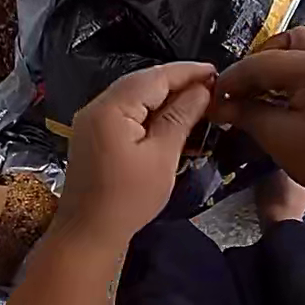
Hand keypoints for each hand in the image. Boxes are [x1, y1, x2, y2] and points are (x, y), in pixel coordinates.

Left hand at [56, 60, 214, 247]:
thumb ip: (181, 118)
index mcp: (112, 108)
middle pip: (142, 83)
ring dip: (164, 96)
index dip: (186, 72)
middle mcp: (97, 106)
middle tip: (211, 85)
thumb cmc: (129, 198)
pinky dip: (149, 112)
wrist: (89, 233)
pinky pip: (125, 113)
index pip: (154, 77)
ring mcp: (92, 121)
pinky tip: (170, 118)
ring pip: (133, 97)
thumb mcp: (162, 157)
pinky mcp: (93, 136)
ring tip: (196, 100)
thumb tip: (202, 89)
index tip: (215, 72)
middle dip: (176, 82)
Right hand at [209, 27, 304, 211]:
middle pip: (288, 44)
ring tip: (258, 98)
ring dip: (278, 72)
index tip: (215, 96)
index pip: (263, 62)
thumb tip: (222, 105)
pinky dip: (295, 83)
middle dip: (258, 63)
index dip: (234, 79)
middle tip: (238, 89)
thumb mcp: (280, 137)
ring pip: (304, 57)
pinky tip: (282, 107)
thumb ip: (248, 115)